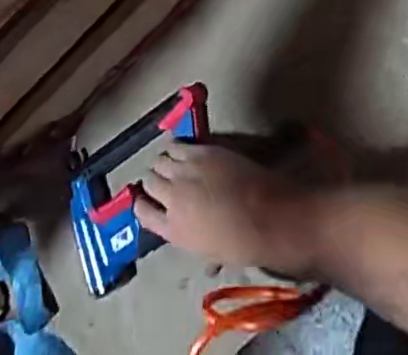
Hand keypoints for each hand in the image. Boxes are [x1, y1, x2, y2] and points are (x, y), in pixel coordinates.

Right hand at [136, 144, 316, 274]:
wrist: (265, 214)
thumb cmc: (243, 243)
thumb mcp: (214, 255)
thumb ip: (201, 252)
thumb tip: (207, 264)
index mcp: (172, 229)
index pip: (142, 211)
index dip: (142, 203)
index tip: (145, 199)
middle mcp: (172, 197)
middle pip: (149, 181)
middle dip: (153, 180)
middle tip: (162, 179)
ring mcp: (185, 172)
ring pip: (160, 160)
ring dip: (163, 162)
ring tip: (172, 164)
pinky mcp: (200, 151)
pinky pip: (176, 144)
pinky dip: (175, 146)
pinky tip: (182, 149)